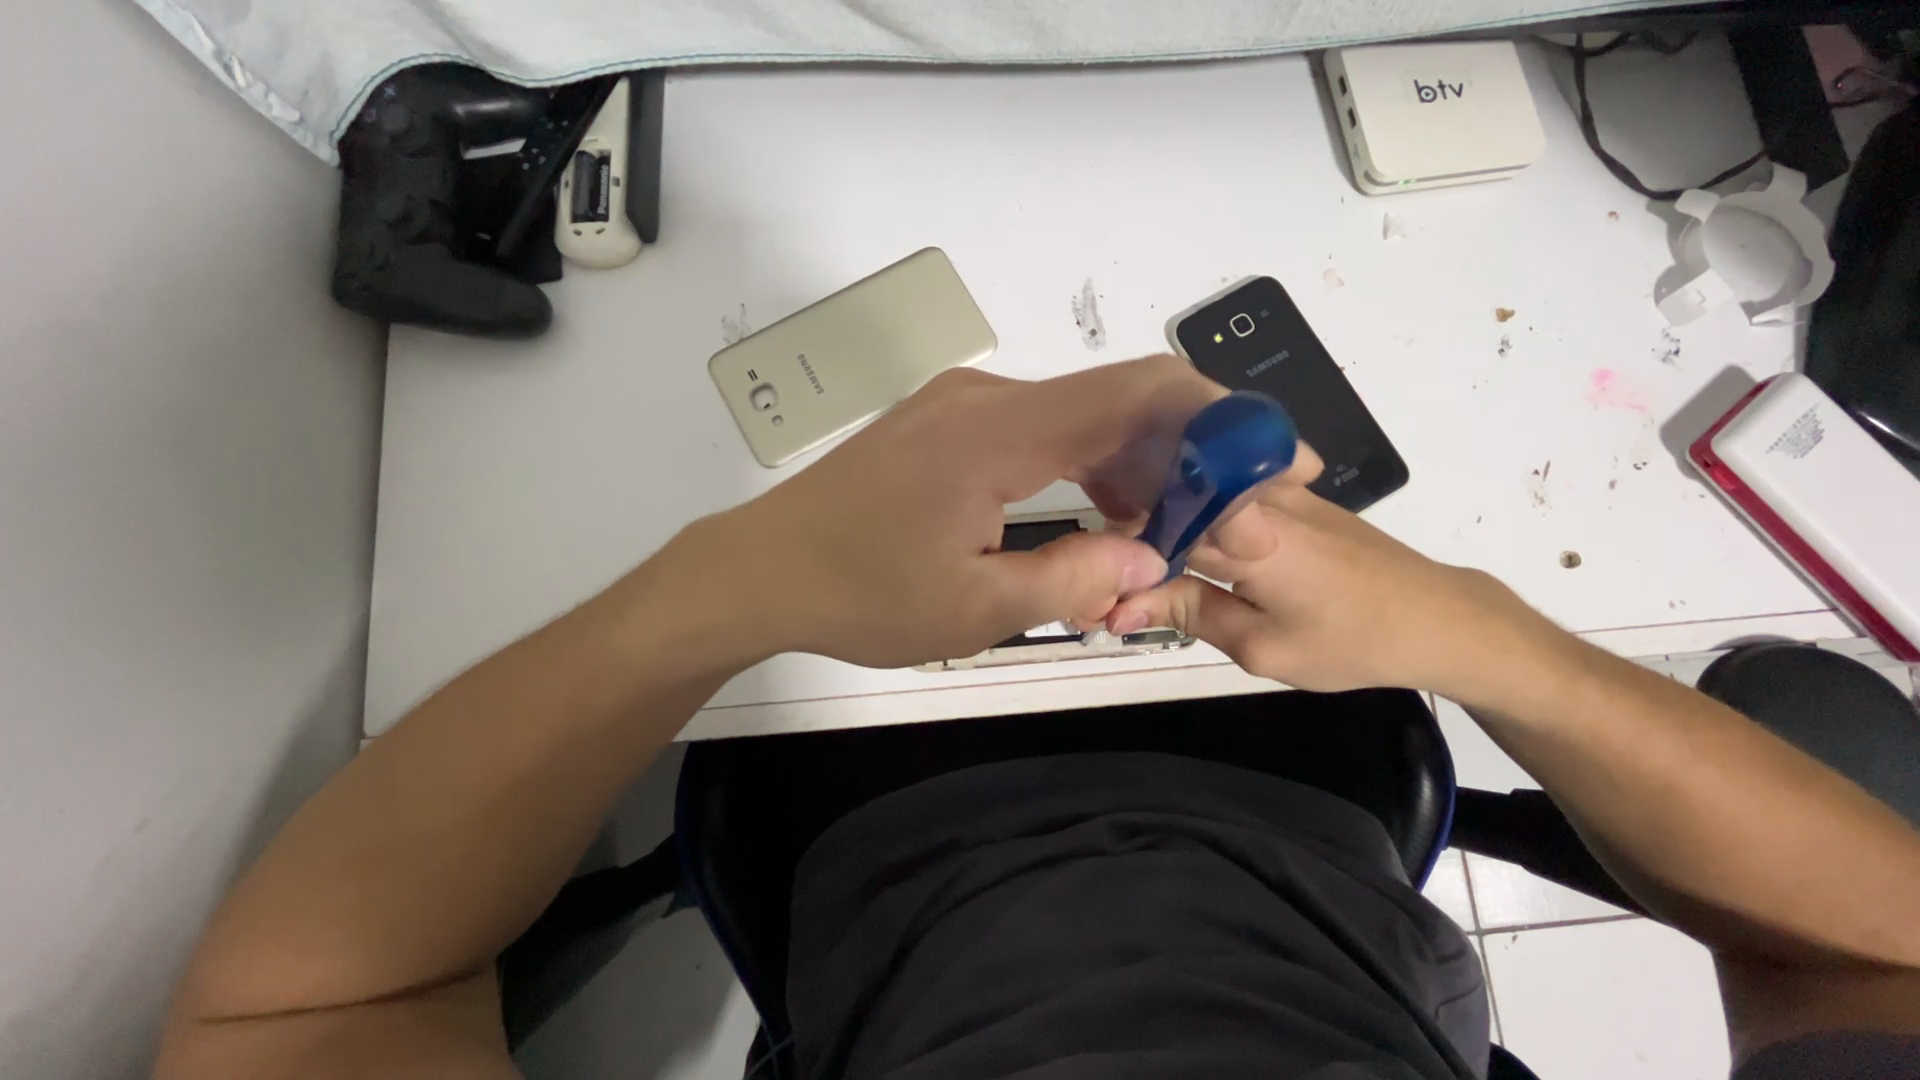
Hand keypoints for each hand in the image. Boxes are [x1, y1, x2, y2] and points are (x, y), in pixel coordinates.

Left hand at [681, 356, 1264, 668]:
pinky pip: (1040, 432)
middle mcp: (987, 397)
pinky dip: (1085, 468)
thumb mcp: (973, 607)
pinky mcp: (948, 425)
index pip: (1136, 390)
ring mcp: (964, 406)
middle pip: (1116, 401)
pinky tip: (1104, 515)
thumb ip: (1073, 577)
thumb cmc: (858, 594)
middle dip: (1185, 455)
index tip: (1272, 462)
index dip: (1219, 417)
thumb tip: (1151, 557)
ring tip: (1169, 533)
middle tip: (1226, 520)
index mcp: (998, 432)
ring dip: (1134, 467)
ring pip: (1079, 419)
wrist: (761, 571)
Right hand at [1106, 481, 1545, 696]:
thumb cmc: (1350, 640)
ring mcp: (1277, 491)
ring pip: (1199, 501)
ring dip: (1167, 535)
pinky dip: (1202, 529)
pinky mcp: (1294, 498)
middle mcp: (1254, 496)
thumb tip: (1120, 608)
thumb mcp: (1261, 644)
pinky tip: (1193, 562)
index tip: (1097, 596)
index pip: (1154, 529)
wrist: (1438, 617)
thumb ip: (1188, 614)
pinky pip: (1229, 504)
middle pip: (1172, 506)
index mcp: (1243, 531)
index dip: (1117, 562)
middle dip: (1136, 547)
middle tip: (1117, 596)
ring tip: (1150, 582)